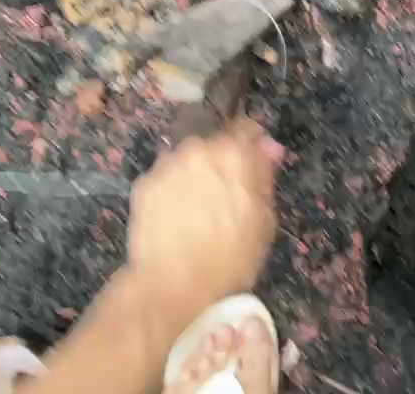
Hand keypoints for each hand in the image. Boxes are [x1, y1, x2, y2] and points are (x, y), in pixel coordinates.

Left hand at [126, 118, 283, 316]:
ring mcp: (168, 165)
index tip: (256, 162)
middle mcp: (200, 149)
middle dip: (223, 161)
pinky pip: (166, 178)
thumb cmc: (229, 257)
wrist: (171, 286)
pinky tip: (176, 215)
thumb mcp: (264, 220)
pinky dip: (173, 189)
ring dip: (196, 172)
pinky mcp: (145, 184)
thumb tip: (269, 148)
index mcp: (235, 153)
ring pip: (189, 159)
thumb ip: (266, 177)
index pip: (248, 128)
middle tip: (227, 192)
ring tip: (198, 206)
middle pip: (216, 144)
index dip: (254, 144)